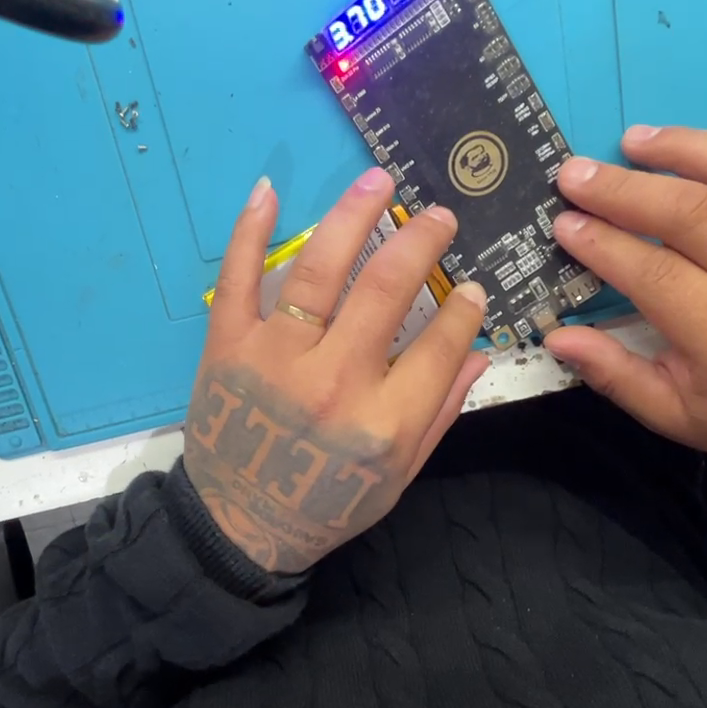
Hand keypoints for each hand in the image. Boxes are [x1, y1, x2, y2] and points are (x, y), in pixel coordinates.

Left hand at [185, 169, 490, 573]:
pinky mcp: (227, 347)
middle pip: (385, 291)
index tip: (472, 286)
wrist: (240, 526)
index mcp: (383, 422)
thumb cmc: (327, 505)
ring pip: (318, 271)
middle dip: (420, 243)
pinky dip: (250, 231)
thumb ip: (439, 415)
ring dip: (353, 217)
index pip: (440, 346)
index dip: (465, 308)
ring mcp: (275, 359)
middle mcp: (333, 382)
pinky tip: (269, 190)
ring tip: (379, 181)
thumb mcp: (397, 477)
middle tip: (437, 216)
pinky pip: (237, 279)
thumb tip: (478, 352)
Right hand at [543, 125, 706, 472]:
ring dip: (687, 146)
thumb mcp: (669, 413)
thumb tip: (557, 336)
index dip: (603, 243)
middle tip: (577, 174)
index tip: (564, 223)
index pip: (657, 274)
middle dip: (626, 188)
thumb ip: (612, 374)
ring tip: (636, 141)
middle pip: (696, 213)